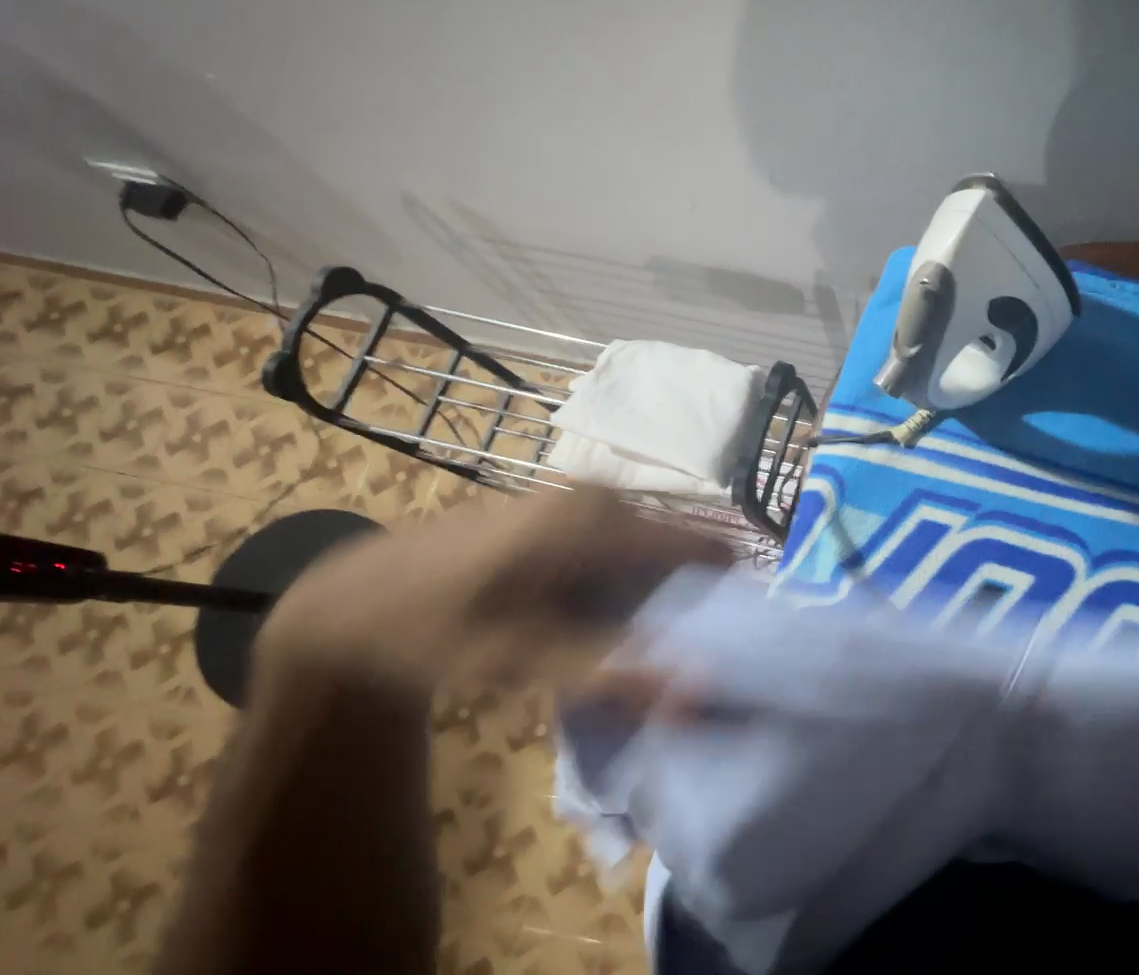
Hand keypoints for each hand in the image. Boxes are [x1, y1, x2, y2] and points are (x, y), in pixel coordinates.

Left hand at [254, 486, 731, 700]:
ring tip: (635, 650)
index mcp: (600, 520)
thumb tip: (705, 692)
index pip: (705, 551)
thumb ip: (615, 674)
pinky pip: (629, 548)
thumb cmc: (436, 630)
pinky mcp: (572, 508)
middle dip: (688, 605)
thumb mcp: (521, 662)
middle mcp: (603, 496)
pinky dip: (629, 587)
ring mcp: (586, 498)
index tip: (730, 648)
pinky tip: (597, 624)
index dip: (724, 600)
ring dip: (658, 601)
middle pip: (683, 553)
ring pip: (657, 554)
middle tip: (672, 662)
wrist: (357, 600)